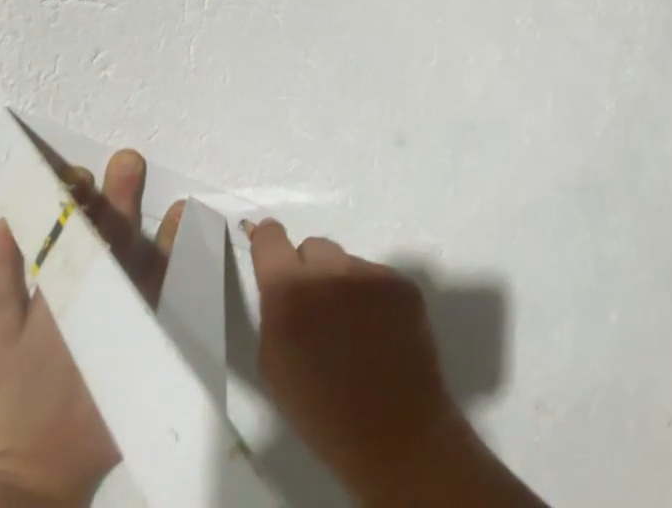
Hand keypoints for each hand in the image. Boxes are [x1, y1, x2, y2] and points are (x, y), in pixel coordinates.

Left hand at [0, 150, 181, 507]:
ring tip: (75, 175)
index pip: (156, 279)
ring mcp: (42, 328)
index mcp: (127, 337)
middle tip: (128, 161)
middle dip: (121, 204)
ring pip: (60, 259)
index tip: (182, 207)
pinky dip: (2, 254)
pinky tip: (4, 219)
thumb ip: (151, 352)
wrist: (15, 491)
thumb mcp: (133, 399)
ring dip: (69, 215)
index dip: (169, 239)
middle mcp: (90, 322)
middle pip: (110, 254)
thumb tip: (174, 306)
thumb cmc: (83, 448)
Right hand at [244, 222, 544, 506]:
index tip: (268, 245)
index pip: (271, 239)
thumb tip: (280, 283)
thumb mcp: (274, 364)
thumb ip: (275, 312)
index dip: (267, 239)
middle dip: (309, 270)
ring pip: (347, 263)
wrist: (394, 431)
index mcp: (289, 293)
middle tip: (316, 309)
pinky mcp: (404, 285)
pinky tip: (379, 333)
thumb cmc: (320, 411)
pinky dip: (373, 297)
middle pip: (313, 247)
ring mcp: (372, 275)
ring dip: (342, 284)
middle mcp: (331, 272)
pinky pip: (377, 278)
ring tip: (352, 329)